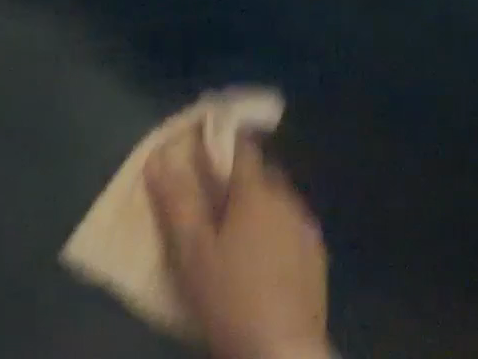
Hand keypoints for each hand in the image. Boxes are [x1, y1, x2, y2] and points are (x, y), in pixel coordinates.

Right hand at [147, 132, 330, 358]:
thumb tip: (160, 157)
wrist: (283, 349)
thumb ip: (177, 202)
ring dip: (260, 203)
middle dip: (241, 175)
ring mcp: (307, 226)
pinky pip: (293, 225)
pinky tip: (262, 254)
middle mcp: (288, 199)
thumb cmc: (230, 297)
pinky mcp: (317, 254)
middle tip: (214, 193)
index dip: (224, 141)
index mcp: (257, 192)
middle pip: (264, 172)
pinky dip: (276, 228)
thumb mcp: (192, 253)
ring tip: (235, 227)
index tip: (207, 143)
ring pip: (280, 199)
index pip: (244, 148)